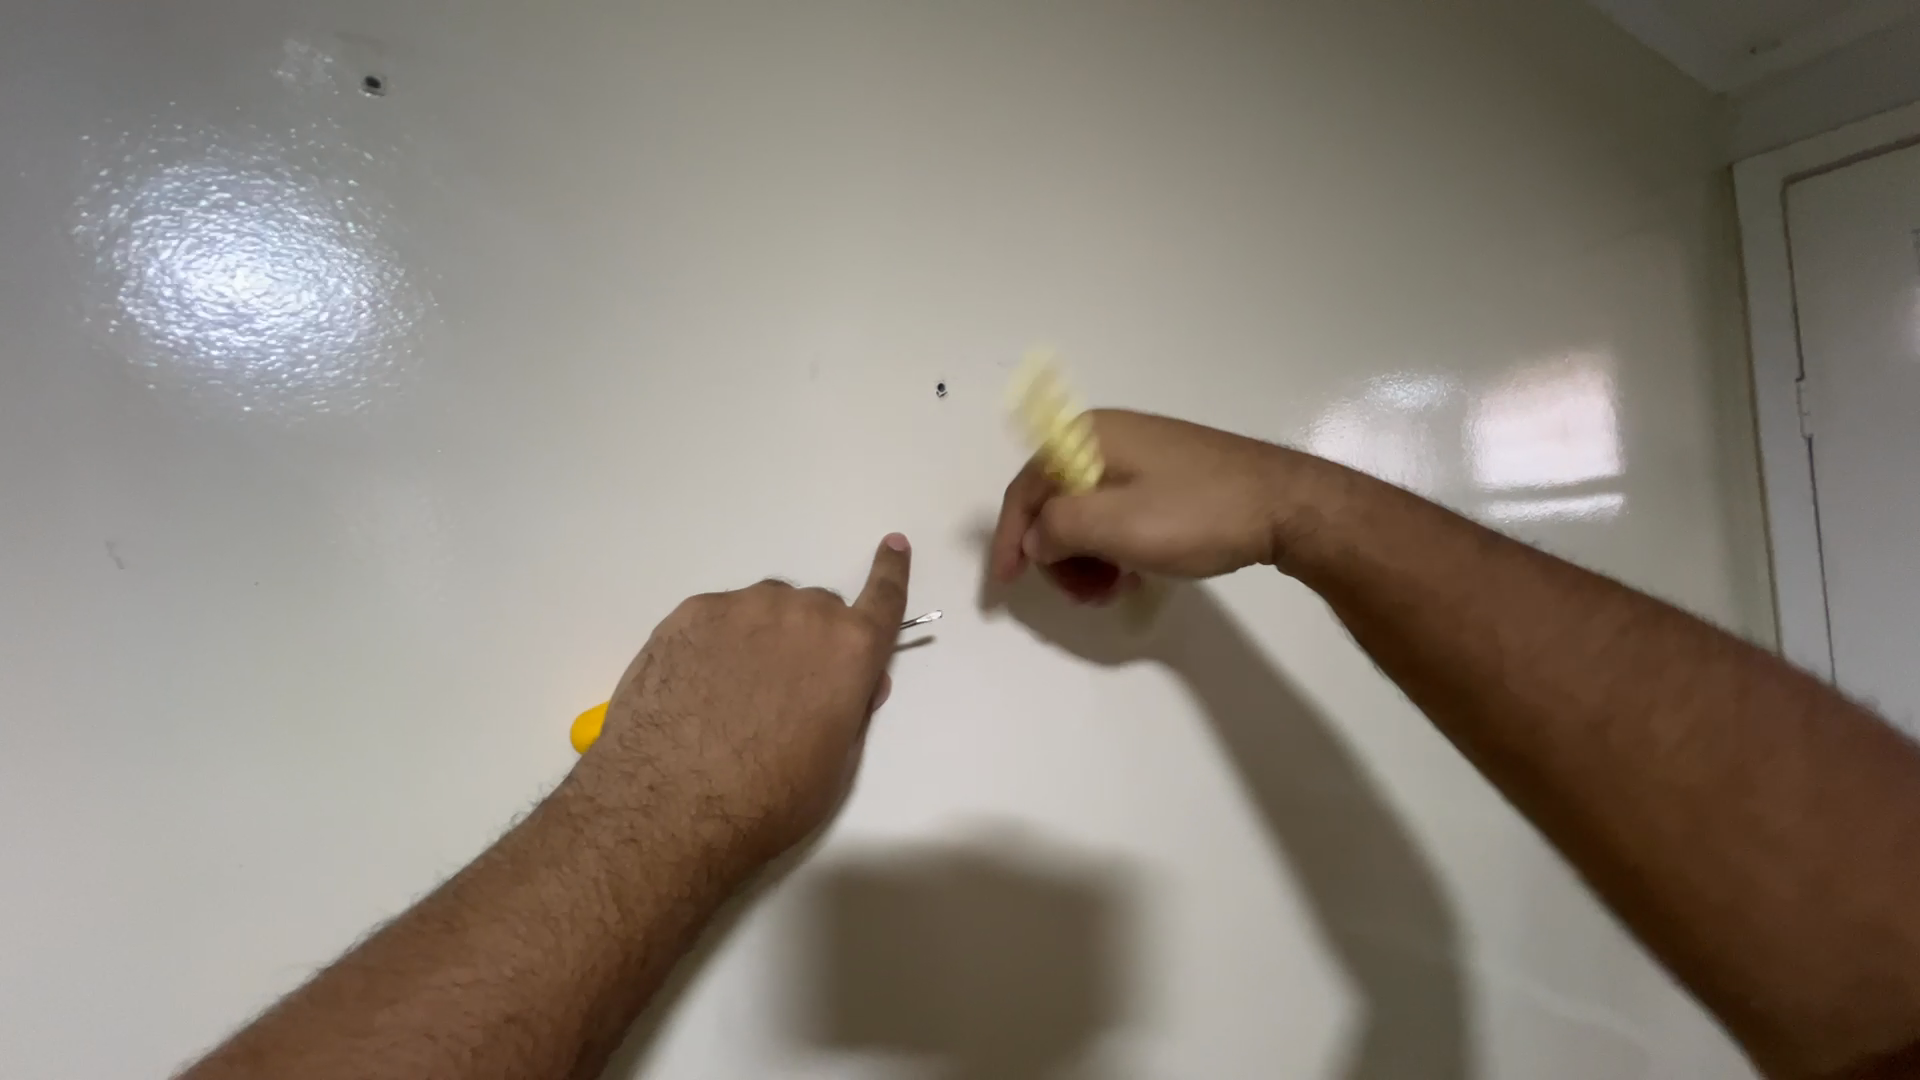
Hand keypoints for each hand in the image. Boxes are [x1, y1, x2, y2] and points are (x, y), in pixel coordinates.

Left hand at [572, 535, 911, 875]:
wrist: (667, 810)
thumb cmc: (769, 800)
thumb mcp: (835, 765)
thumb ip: (854, 709)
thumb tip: (860, 680)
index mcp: (850, 649)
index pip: (884, 596)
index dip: (892, 569)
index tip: (893, 543)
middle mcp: (803, 614)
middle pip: (818, 611)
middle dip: (812, 641)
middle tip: (784, 690)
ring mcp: (743, 607)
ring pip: (767, 610)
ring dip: (764, 636)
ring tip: (731, 691)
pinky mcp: (692, 611)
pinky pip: (721, 616)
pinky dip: (719, 641)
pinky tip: (696, 685)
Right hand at [991, 410, 1298, 600]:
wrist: (1285, 505)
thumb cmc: (1193, 513)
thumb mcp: (1112, 525)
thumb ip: (1054, 530)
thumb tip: (1034, 540)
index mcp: (1085, 436)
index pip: (1025, 489)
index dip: (1009, 539)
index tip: (1006, 584)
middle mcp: (1105, 437)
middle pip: (1054, 502)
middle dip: (1057, 555)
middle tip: (1081, 595)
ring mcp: (1138, 455)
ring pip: (1086, 512)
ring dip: (1085, 558)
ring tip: (1109, 591)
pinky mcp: (1163, 474)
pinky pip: (1116, 511)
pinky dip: (1112, 547)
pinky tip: (1131, 574)